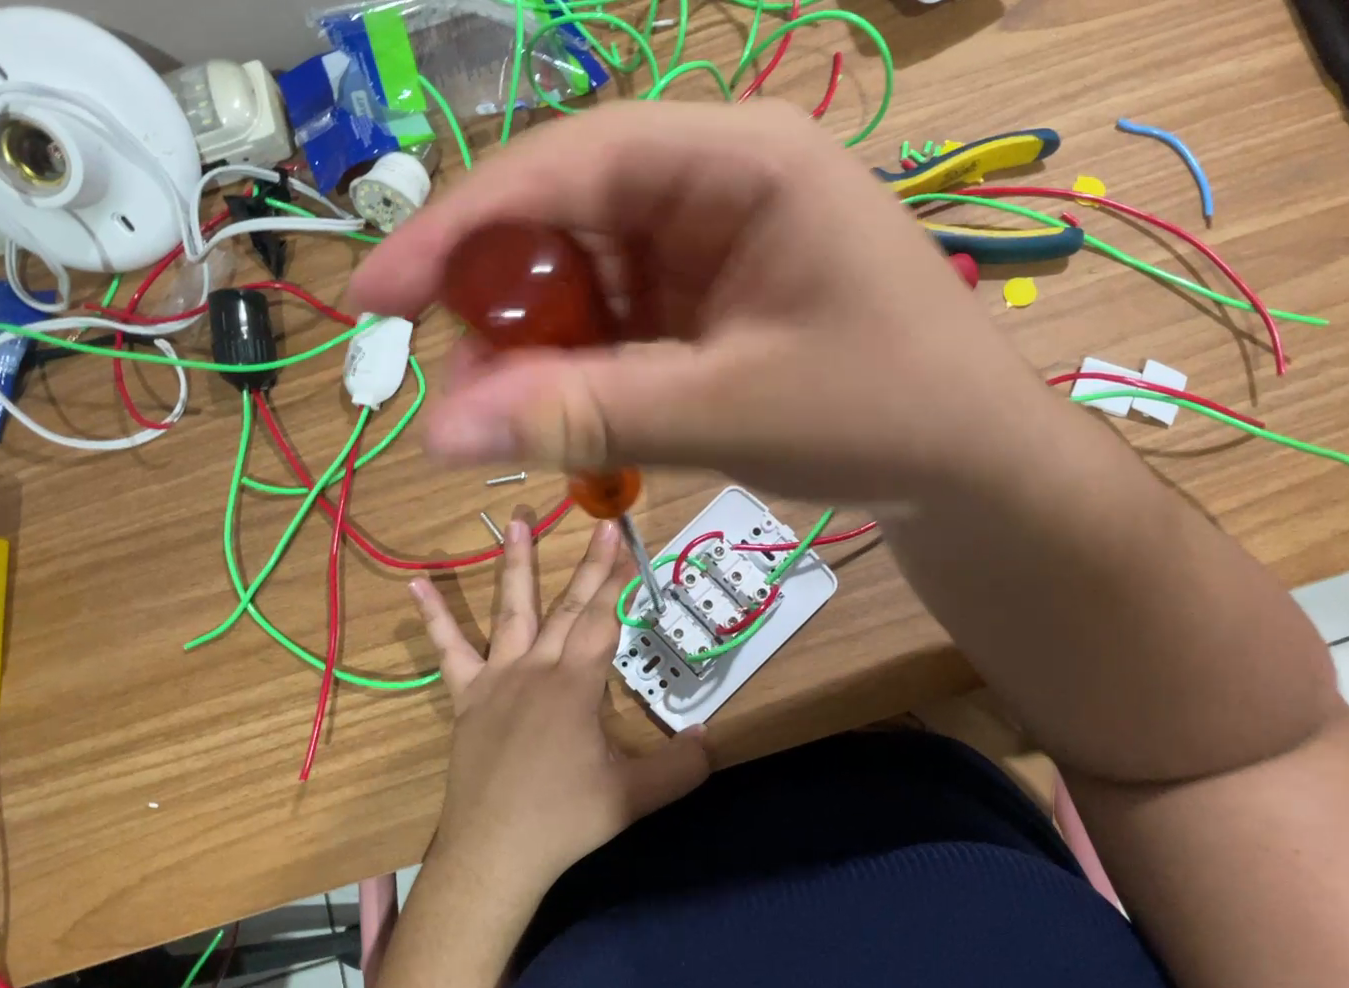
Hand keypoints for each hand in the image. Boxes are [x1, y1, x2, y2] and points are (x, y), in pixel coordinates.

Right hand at [348, 100, 1058, 500]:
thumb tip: (438, 433)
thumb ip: (584, 416)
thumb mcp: (729, 412)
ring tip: (511, 416)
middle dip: (503, 300)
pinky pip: (619, 318)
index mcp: (741, 160)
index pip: (571, 162)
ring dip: (540, 345)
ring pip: (586, 274)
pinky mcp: (711, 297)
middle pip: (568, 215)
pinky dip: (583, 367)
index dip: (462, 225)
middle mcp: (718, 183)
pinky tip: (567, 414)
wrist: (971, 466)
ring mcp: (714, 242)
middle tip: (454, 381)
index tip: (377, 293)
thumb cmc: (884, 415)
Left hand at [408, 512, 711, 893]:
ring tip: (518, 520)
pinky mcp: (467, 698)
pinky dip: (434, 617)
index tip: (633, 546)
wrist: (493, 853)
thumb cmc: (564, 821)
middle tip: (601, 522)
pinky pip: (450, 651)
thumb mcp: (635, 798)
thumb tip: (710, 737)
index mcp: (576, 686)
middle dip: (588, 564)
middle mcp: (536, 669)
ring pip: (510, 611)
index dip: (621, 583)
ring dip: (515, 564)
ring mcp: (496, 679)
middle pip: (568, 607)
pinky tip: (414, 583)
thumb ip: (680, 767)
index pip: (605, 621)